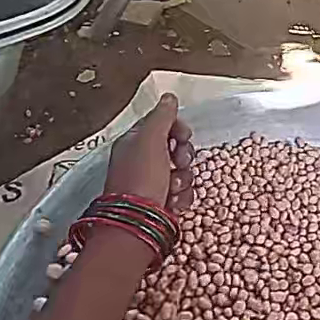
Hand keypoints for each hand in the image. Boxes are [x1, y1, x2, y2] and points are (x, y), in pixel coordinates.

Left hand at [104, 93, 194, 212]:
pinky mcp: (164, 201)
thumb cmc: (141, 177)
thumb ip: (162, 116)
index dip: (176, 128)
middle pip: (176, 147)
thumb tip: (168, 97)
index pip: (162, 124)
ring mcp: (153, 182)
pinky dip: (182, 196)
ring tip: (172, 187)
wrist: (139, 222)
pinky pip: (183, 192)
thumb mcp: (151, 139)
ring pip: (183, 171)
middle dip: (183, 155)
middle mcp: (143, 160)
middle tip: (178, 162)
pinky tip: (173, 201)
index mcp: (135, 142)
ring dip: (183, 178)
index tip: (184, 135)